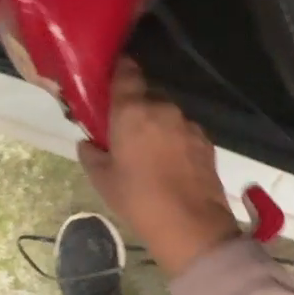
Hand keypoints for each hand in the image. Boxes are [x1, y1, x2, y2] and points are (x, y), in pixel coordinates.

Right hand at [80, 58, 241, 276]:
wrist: (190, 224)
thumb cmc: (138, 199)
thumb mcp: (103, 181)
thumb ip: (91, 155)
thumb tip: (87, 143)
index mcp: (132, 111)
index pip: (126, 72)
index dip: (118, 70)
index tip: (110, 76)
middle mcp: (163, 109)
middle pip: (147, 94)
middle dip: (135, 106)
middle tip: (123, 128)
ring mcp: (188, 124)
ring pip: (167, 114)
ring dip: (156, 125)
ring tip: (147, 151)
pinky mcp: (205, 141)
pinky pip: (183, 131)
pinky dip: (173, 139)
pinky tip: (169, 163)